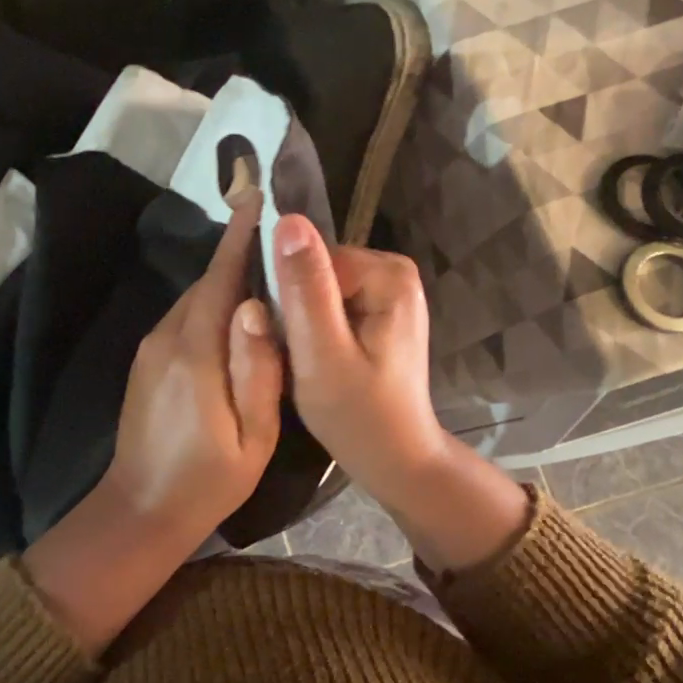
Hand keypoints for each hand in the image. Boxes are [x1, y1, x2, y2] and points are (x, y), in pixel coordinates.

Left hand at [22, 198, 282, 655]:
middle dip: (239, 257)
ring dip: (224, 283)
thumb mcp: (252, 433)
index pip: (219, 278)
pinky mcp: (145, 362)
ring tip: (266, 275)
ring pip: (193, 300)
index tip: (259, 198)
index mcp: (195, 351)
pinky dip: (209, 307)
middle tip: (282, 243)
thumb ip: (257, 368)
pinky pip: (182, 319)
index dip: (240, 238)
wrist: (142, 508)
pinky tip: (234, 318)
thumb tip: (257, 304)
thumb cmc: (208, 478)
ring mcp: (150, 349)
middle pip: (206, 283)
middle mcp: (166, 338)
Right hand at [272, 214, 529, 569]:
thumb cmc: (359, 415)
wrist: (395, 461)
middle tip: (296, 359)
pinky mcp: (378, 315)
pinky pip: (329, 308)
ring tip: (303, 365)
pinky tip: (315, 365)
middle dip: (295, 311)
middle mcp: (394, 273)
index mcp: (388, 274)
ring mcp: (387, 294)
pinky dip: (314, 334)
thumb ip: (306, 289)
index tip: (287, 341)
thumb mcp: (322, 353)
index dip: (288, 298)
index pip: (311, 259)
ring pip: (317, 292)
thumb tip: (288, 220)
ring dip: (301, 325)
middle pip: (314, 272)